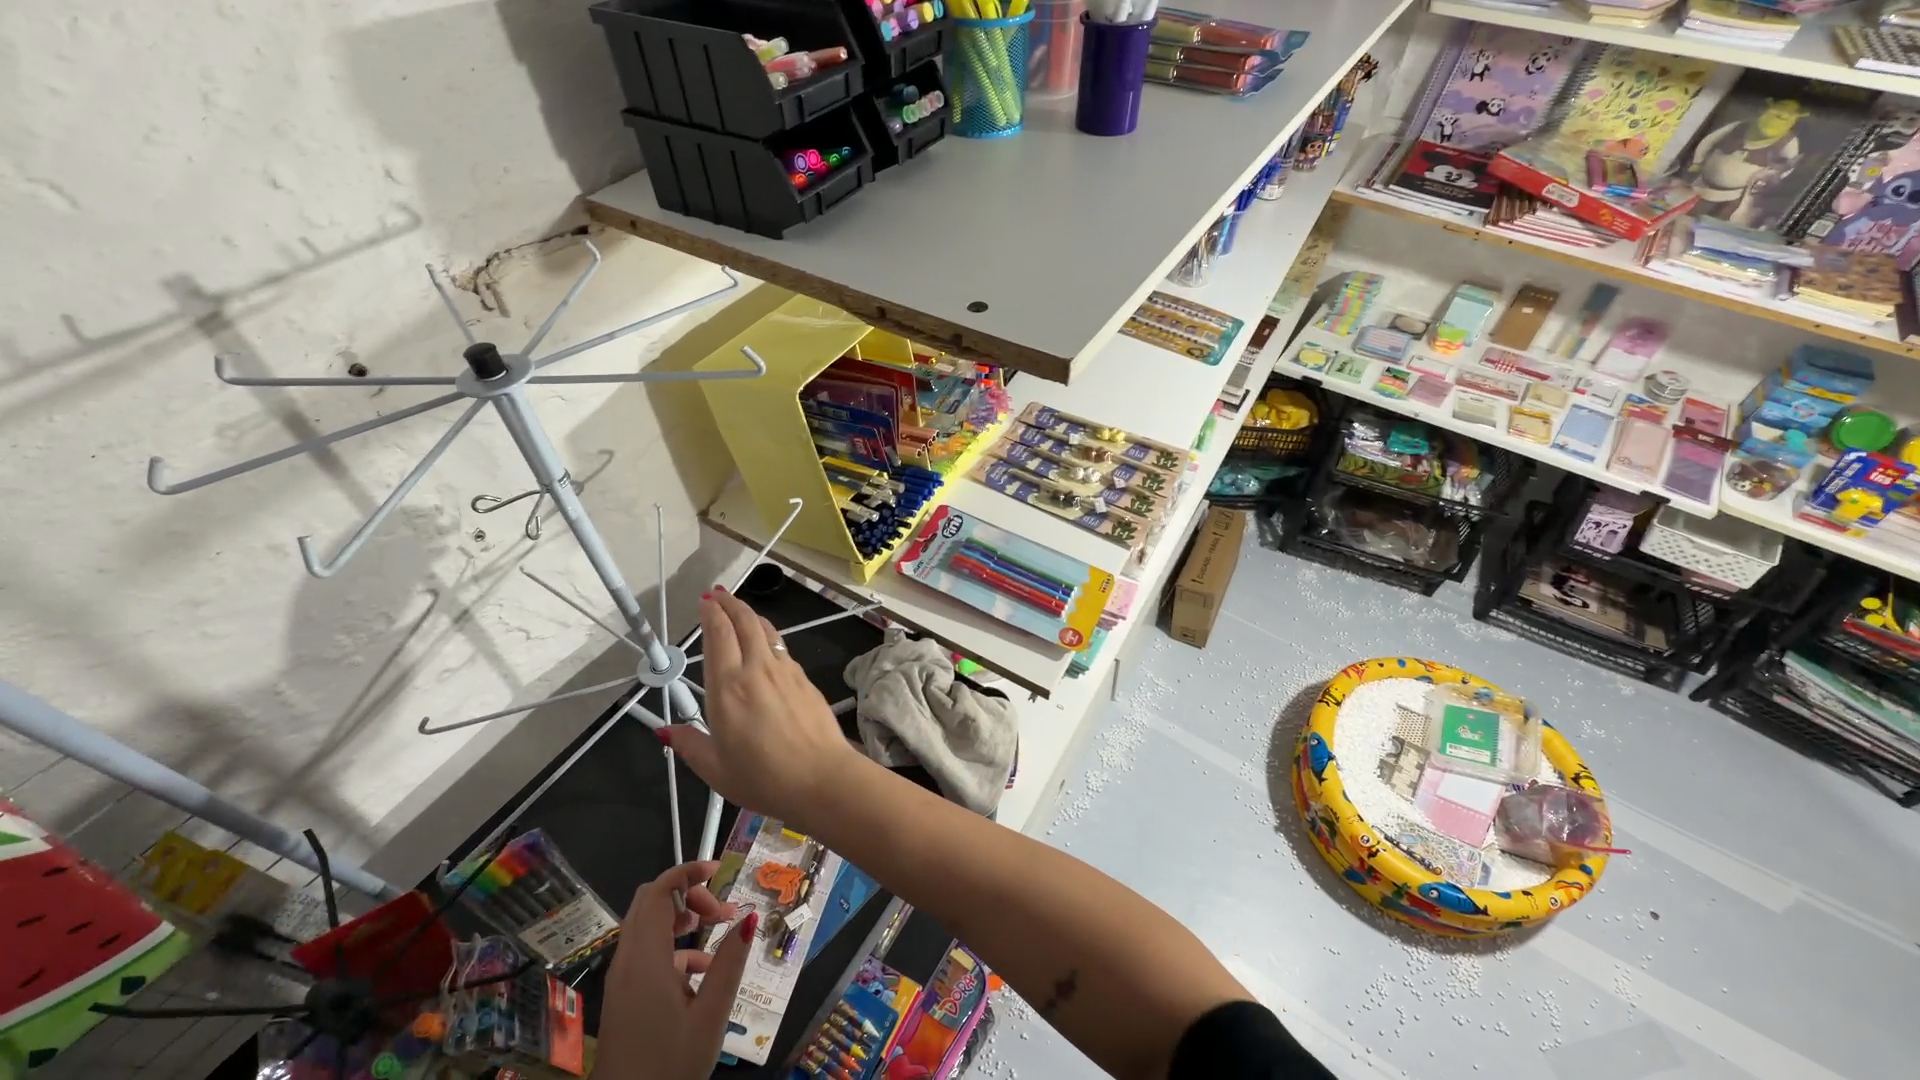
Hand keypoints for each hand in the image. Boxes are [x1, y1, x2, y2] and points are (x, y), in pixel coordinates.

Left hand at [592, 861, 755, 1079]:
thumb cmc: (671, 1066)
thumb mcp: (711, 1016)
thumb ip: (729, 964)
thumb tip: (747, 918)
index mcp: (646, 959)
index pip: (660, 892)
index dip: (688, 872)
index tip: (720, 871)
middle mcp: (627, 960)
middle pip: (650, 901)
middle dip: (688, 894)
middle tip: (722, 910)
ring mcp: (621, 978)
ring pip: (647, 925)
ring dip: (682, 919)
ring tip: (719, 932)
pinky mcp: (622, 995)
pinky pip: (646, 951)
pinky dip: (674, 946)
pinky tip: (702, 971)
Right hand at [662, 588, 866, 832]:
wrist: (822, 779)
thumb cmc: (763, 778)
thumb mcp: (715, 769)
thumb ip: (690, 745)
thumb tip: (666, 731)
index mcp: (727, 688)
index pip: (718, 636)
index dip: (712, 614)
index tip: (706, 601)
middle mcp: (757, 670)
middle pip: (745, 622)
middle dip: (730, 604)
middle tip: (719, 594)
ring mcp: (786, 672)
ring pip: (767, 631)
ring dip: (752, 616)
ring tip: (742, 612)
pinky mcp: (806, 680)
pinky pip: (783, 649)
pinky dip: (770, 637)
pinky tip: (768, 646)